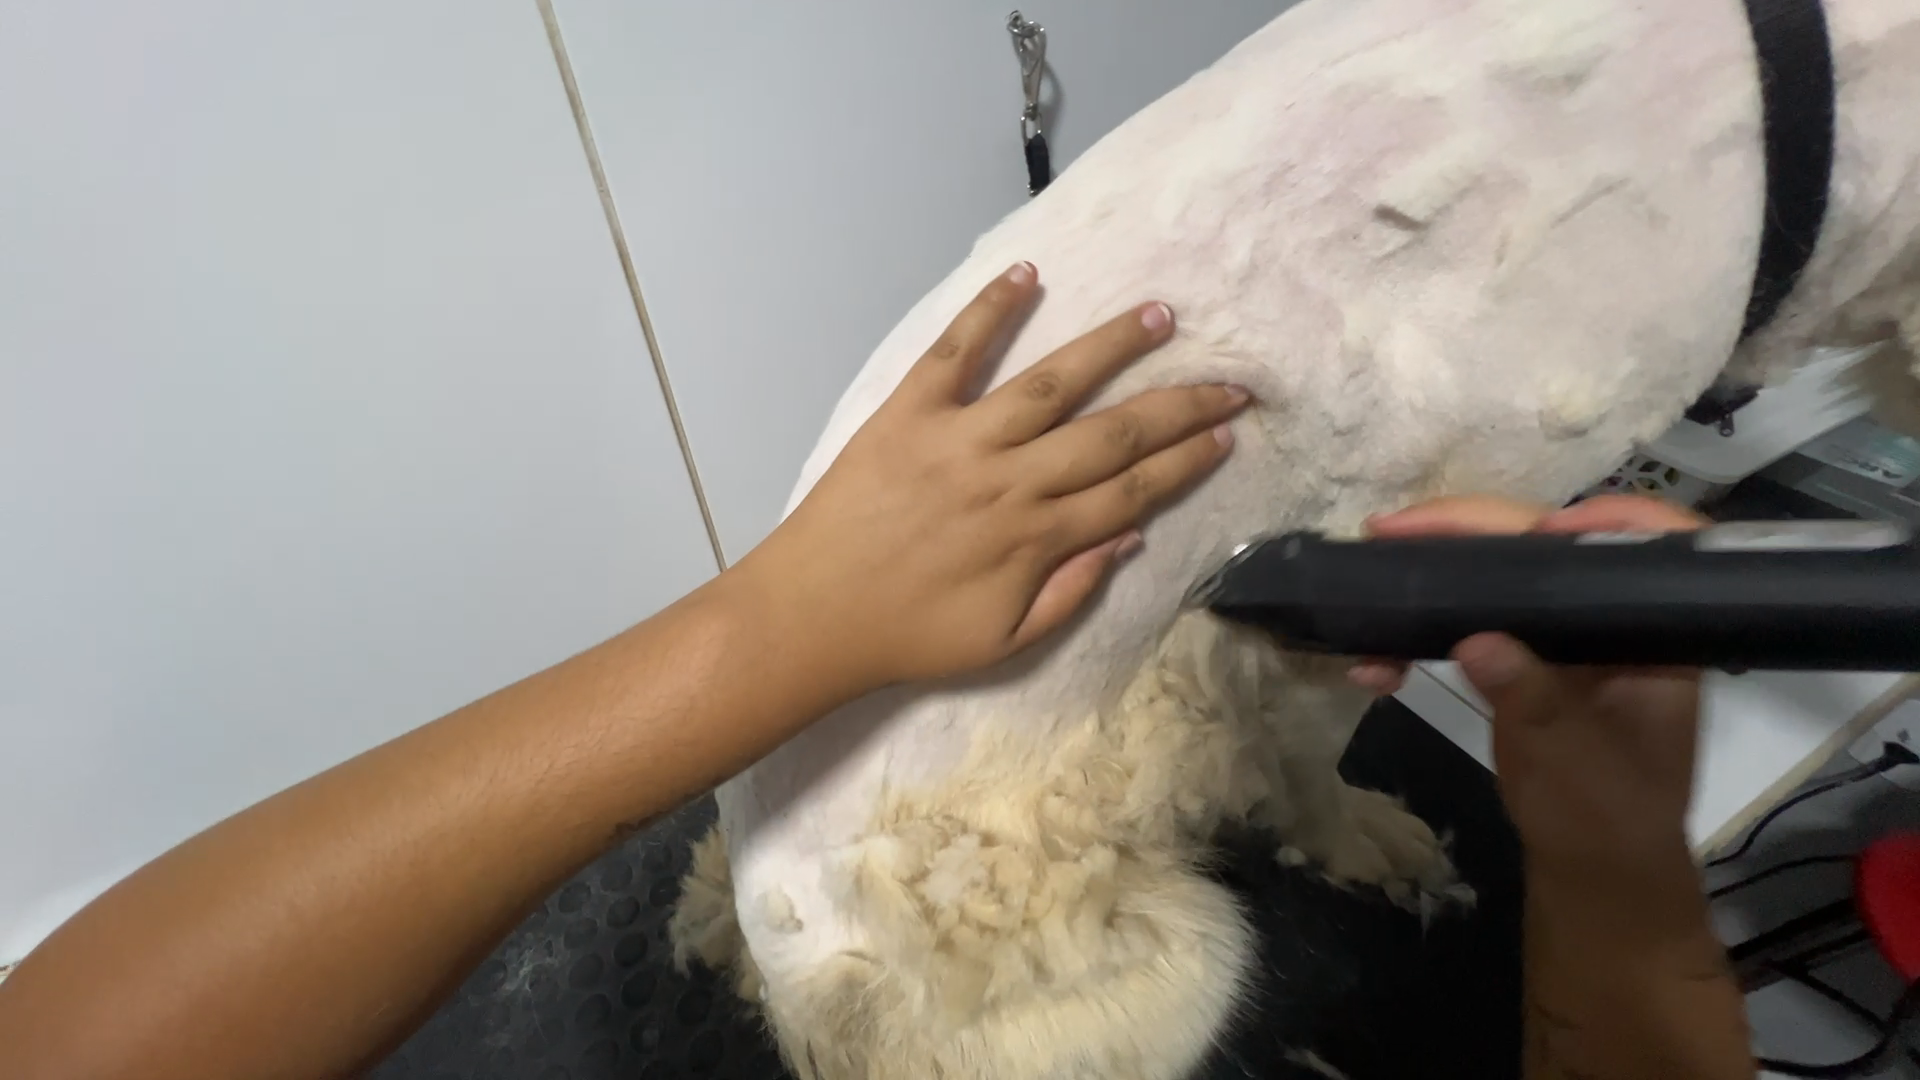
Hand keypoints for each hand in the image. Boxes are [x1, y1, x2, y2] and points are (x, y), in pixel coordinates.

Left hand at [731, 261, 1247, 694]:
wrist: (812, 615)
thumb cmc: (910, 636)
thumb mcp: (1005, 642)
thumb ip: (1073, 591)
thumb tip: (1132, 537)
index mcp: (1037, 538)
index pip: (1132, 491)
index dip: (1186, 462)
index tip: (1225, 434)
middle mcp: (1011, 479)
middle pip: (1113, 433)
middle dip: (1180, 405)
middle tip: (1230, 379)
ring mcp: (959, 439)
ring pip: (1051, 382)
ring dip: (1110, 346)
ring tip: (1158, 316)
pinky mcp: (908, 413)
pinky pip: (955, 353)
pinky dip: (989, 311)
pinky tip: (1028, 275)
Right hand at [1358, 495, 1708, 897]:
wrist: (1585, 860)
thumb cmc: (1605, 815)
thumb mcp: (1575, 763)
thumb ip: (1534, 701)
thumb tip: (1474, 643)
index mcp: (1651, 637)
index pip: (1650, 553)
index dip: (1610, 523)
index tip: (1548, 525)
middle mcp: (1602, 622)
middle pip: (1539, 551)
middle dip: (1464, 532)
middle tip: (1391, 529)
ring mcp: (1551, 636)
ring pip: (1486, 580)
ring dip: (1422, 580)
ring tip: (1366, 574)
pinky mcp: (1510, 655)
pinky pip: (1456, 624)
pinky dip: (1411, 638)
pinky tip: (1374, 665)